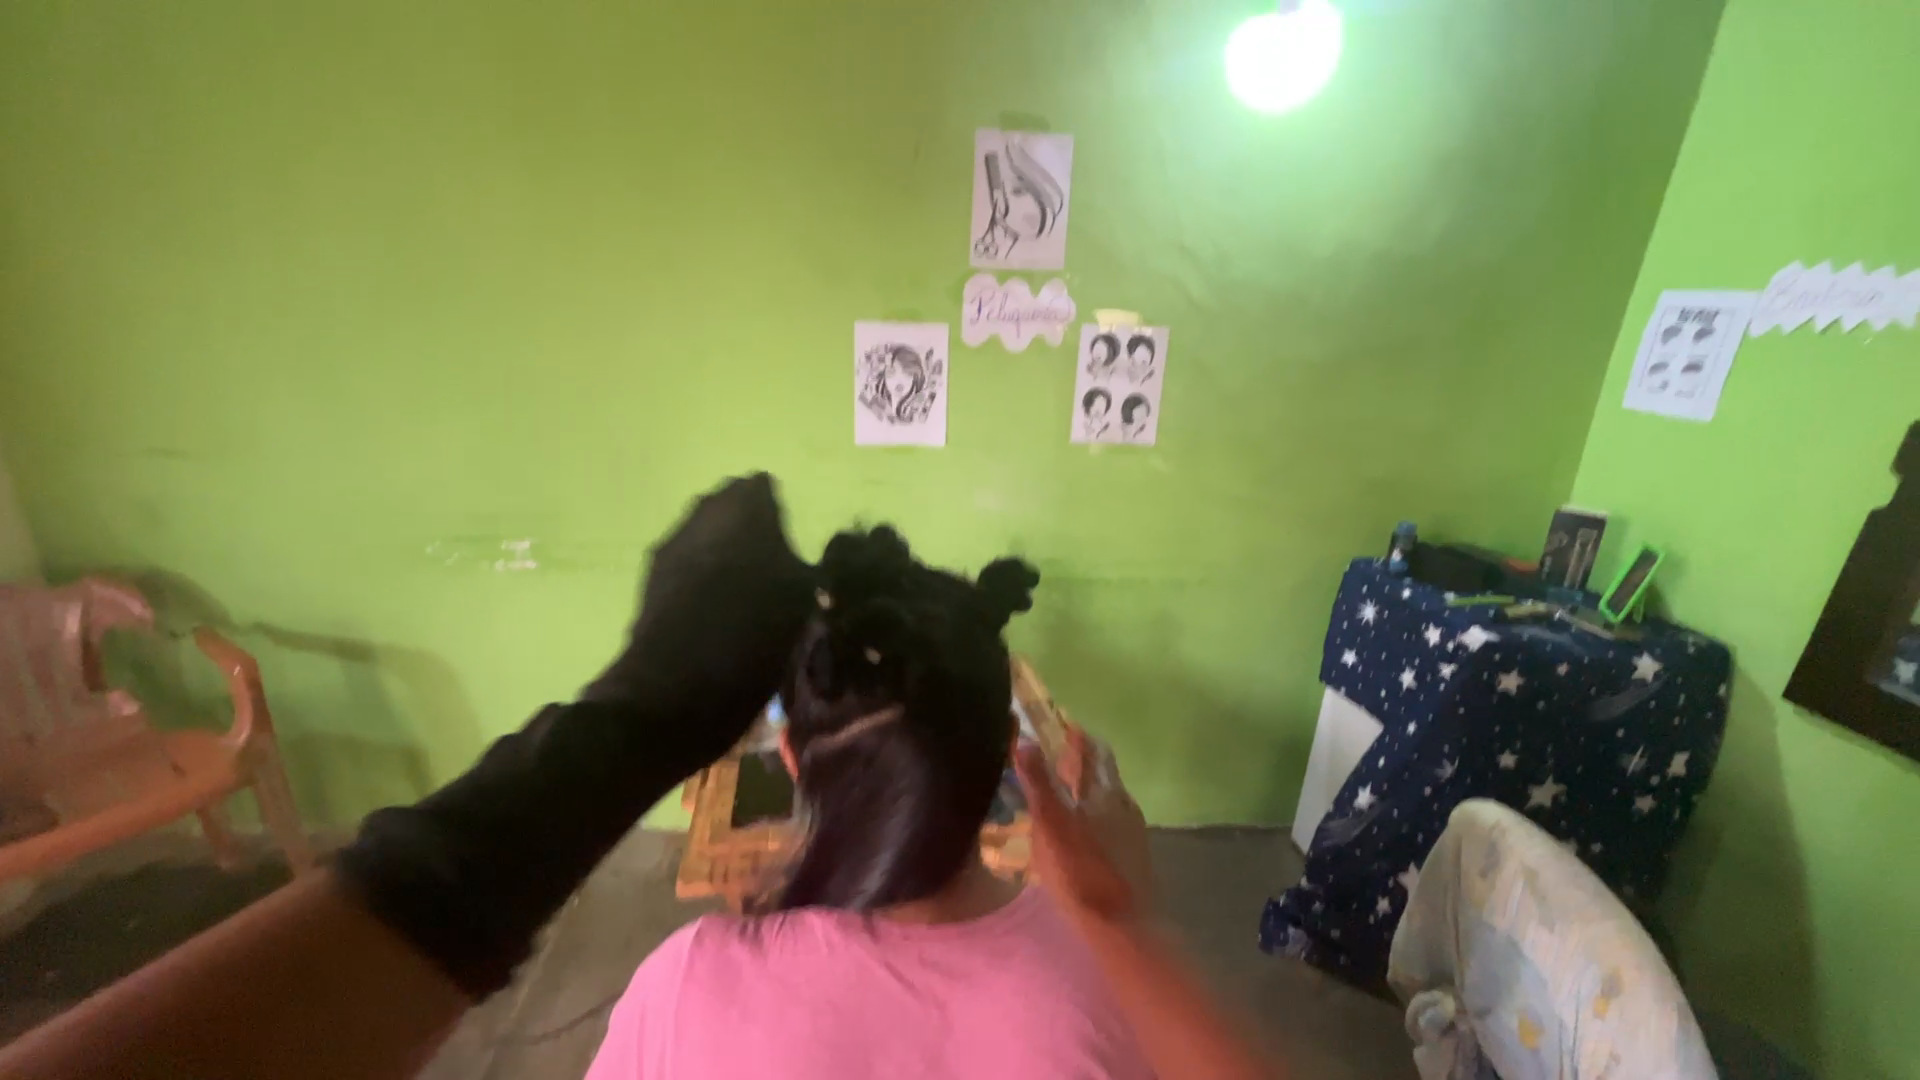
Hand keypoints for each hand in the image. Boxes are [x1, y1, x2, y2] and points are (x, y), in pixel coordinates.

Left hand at [583, 472, 814, 767]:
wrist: (679, 686)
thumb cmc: (756, 636)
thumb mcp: (804, 601)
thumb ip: (811, 569)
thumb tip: (813, 563)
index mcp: (747, 507)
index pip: (764, 486)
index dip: (779, 509)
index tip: (791, 536)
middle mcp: (705, 512)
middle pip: (729, 503)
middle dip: (748, 523)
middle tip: (771, 556)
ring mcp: (673, 542)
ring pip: (704, 529)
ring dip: (723, 545)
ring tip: (744, 582)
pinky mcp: (652, 574)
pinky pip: (686, 557)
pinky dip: (702, 569)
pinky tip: (715, 602)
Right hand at [1017, 727, 1152, 924]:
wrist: (1123, 927)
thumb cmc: (1081, 870)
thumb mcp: (1050, 823)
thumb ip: (1038, 782)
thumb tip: (1026, 739)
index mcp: (1104, 789)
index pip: (1094, 749)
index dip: (1077, 735)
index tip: (1060, 726)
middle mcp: (1122, 802)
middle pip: (1102, 772)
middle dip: (1080, 761)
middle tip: (1053, 758)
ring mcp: (1131, 829)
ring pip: (1106, 797)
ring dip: (1085, 789)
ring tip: (1059, 794)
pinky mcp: (1131, 854)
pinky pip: (1109, 821)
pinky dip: (1091, 814)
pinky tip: (1076, 832)